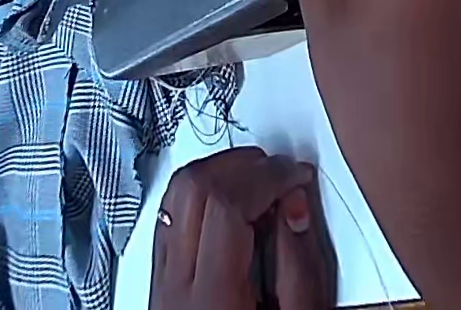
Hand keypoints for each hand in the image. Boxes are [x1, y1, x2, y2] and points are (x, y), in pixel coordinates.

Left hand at [149, 147, 331, 309]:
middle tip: (279, 173)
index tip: (297, 174)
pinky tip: (228, 198)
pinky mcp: (159, 281)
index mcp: (212, 302)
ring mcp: (161, 283)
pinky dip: (200, 190)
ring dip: (218, 171)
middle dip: (242, 165)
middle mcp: (176, 287)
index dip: (266, 176)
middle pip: (194, 188)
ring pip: (176, 193)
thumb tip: (294, 202)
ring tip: (257, 179)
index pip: (225, 204)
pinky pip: (170, 213)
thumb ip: (301, 267)